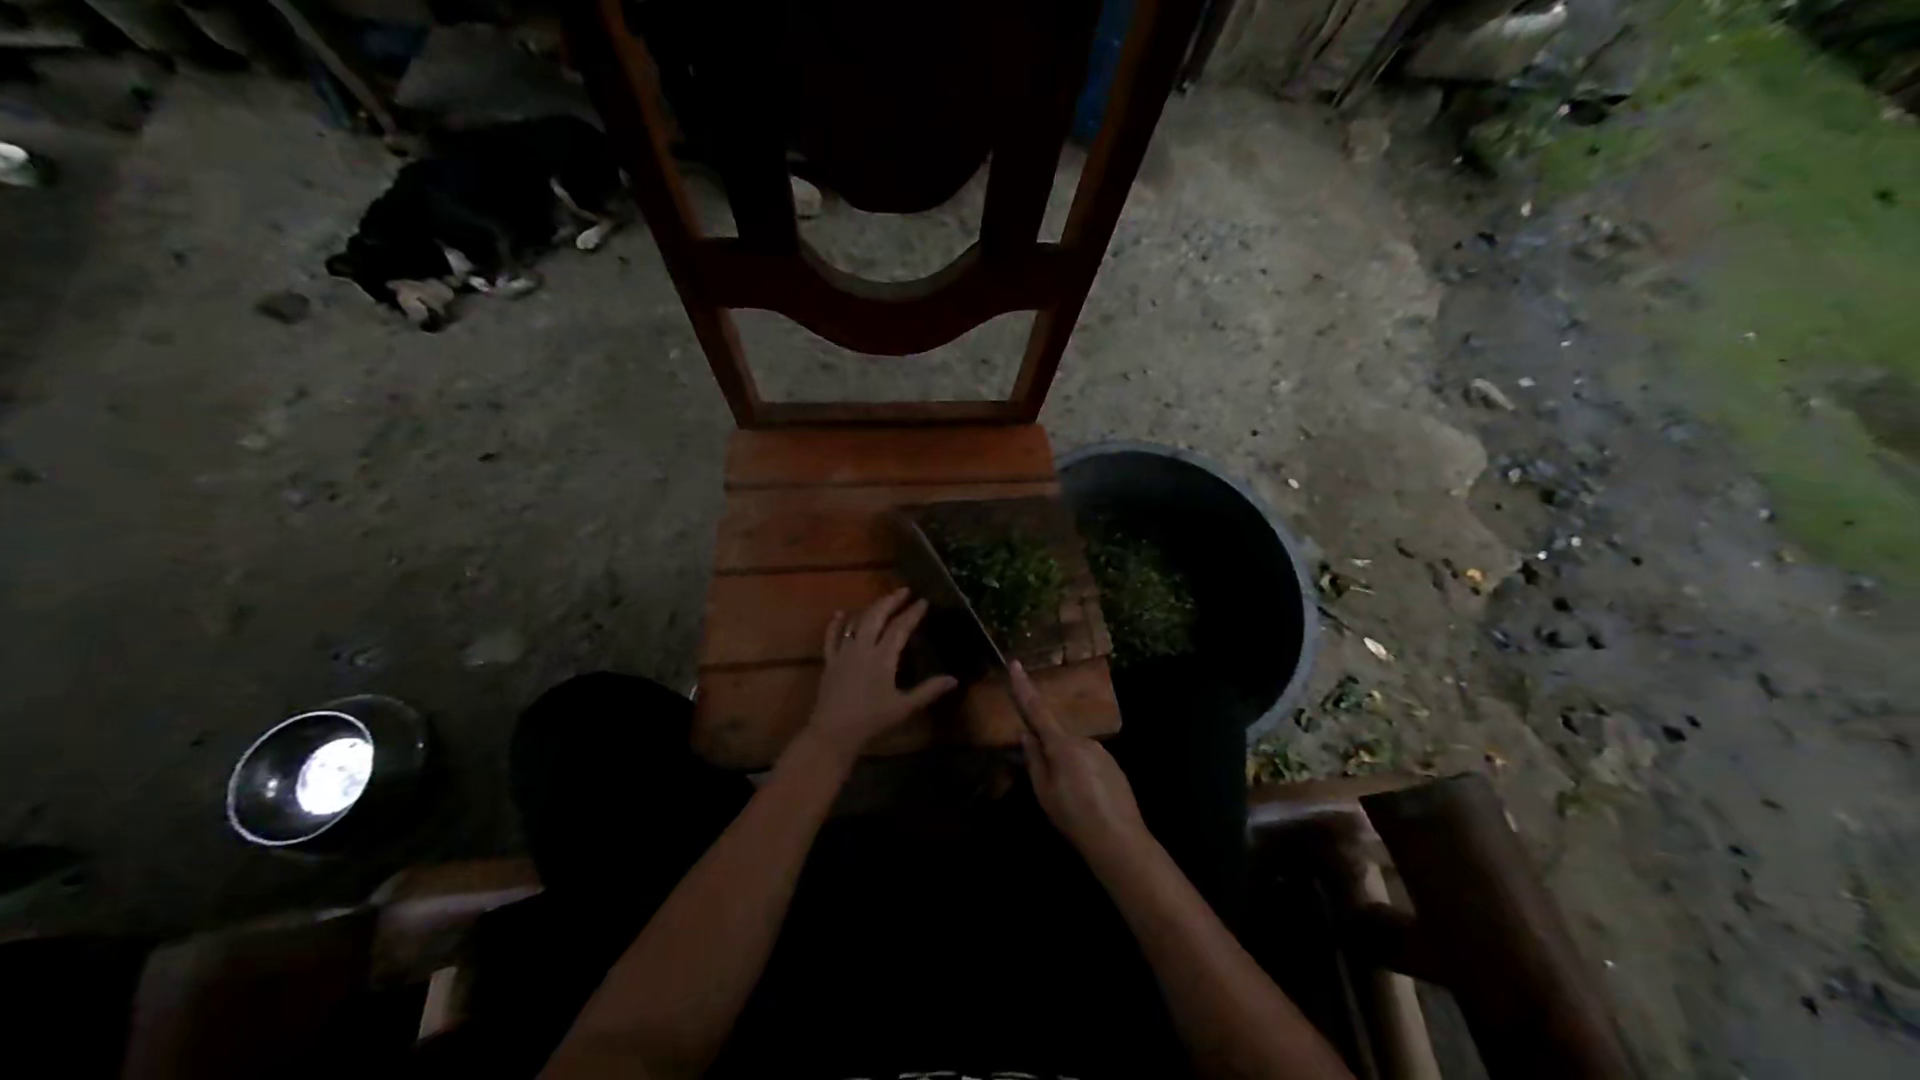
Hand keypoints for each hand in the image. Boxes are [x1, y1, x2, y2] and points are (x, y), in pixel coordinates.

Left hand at [800, 588, 958, 764]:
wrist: (833, 732)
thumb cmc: (872, 720)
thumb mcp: (904, 707)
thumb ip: (929, 690)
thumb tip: (954, 679)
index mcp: (883, 658)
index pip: (900, 628)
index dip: (912, 613)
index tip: (923, 601)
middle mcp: (863, 648)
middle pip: (877, 616)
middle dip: (891, 600)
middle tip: (904, 591)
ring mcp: (843, 653)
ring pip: (856, 622)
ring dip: (870, 609)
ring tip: (882, 602)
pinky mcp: (829, 661)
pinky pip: (831, 637)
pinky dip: (836, 623)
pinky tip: (841, 613)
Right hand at [1014, 660, 1150, 866]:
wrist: (1120, 840)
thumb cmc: (1074, 817)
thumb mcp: (1044, 792)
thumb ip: (1034, 760)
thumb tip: (1027, 735)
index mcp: (1062, 745)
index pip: (1037, 711)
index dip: (1023, 688)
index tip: (1015, 664)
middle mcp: (1084, 741)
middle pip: (1056, 739)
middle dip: (1048, 754)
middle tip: (1049, 788)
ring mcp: (1102, 752)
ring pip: (1073, 753)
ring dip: (1067, 768)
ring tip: (1070, 803)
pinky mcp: (1114, 766)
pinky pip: (1089, 763)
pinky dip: (1082, 776)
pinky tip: (1086, 802)